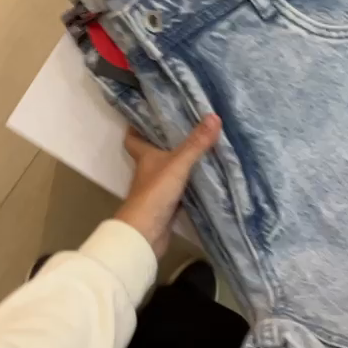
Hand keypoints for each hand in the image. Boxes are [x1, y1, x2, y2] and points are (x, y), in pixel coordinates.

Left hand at [114, 116, 221, 257]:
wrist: (147, 232)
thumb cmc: (155, 192)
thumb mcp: (178, 163)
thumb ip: (196, 143)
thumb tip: (214, 116)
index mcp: (144, 156)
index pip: (133, 138)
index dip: (137, 127)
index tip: (148, 114)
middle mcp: (148, 170)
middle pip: (153, 152)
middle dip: (165, 141)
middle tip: (185, 126)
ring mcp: (157, 188)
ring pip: (168, 170)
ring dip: (180, 161)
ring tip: (201, 145)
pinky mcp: (167, 204)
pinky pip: (180, 188)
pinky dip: (189, 182)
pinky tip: (204, 176)